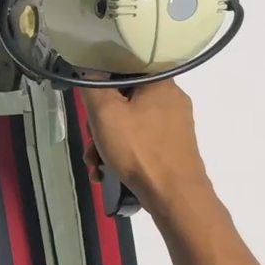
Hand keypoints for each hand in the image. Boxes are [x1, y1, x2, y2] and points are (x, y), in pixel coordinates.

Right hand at [81, 80, 212, 213]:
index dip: (102, 84)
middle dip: (99, 123)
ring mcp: (175, 125)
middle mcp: (172, 99)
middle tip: (90, 141)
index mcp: (160, 84)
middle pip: (124, 100)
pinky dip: (122, 153)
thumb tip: (89, 73)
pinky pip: (140, 141)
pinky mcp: (173, 146)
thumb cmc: (138, 148)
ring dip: (106, 142)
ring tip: (95, 163)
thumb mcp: (104, 113)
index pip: (126, 69)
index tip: (90, 103)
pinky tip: (108, 171)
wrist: (174, 194)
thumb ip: (93, 86)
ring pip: (130, 123)